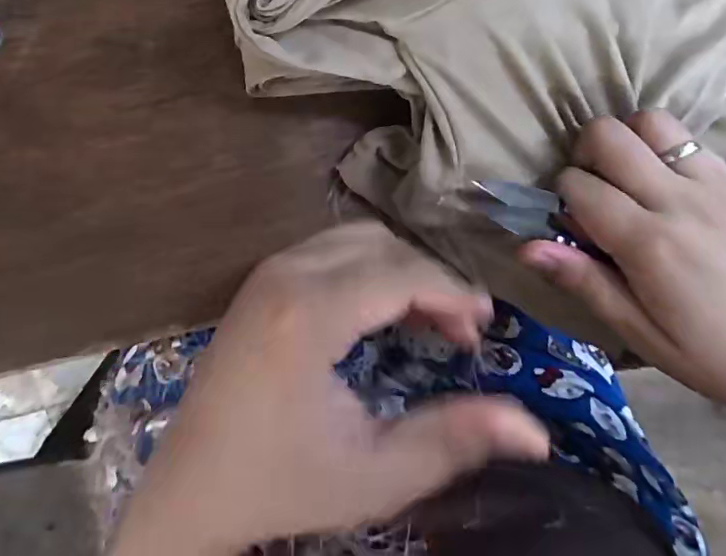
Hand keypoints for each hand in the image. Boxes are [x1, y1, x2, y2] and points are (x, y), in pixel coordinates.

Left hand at [109, 223, 549, 555]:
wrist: (190, 487)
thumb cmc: (281, 482)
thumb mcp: (373, 475)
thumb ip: (453, 442)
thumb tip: (535, 430)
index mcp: (309, 313)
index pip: (401, 273)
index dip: (453, 291)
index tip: (488, 323)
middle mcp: (287, 273)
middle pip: (382, 245)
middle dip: (431, 278)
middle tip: (463, 329)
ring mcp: (269, 269)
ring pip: (357, 238)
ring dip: (401, 268)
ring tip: (432, 320)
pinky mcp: (263, 277)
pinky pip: (331, 248)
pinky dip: (369, 266)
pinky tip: (385, 309)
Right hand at [519, 111, 725, 454]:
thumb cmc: (720, 359)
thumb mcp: (645, 336)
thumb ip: (585, 282)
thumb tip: (525, 245)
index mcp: (650, 243)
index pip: (578, 186)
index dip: (562, 200)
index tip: (574, 229)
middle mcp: (677, 200)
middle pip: (605, 134)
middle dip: (583, 156)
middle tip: (592, 196)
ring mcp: (710, 184)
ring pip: (647, 120)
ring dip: (624, 141)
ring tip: (626, 181)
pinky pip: (686, 138)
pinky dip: (660, 146)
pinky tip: (663, 184)